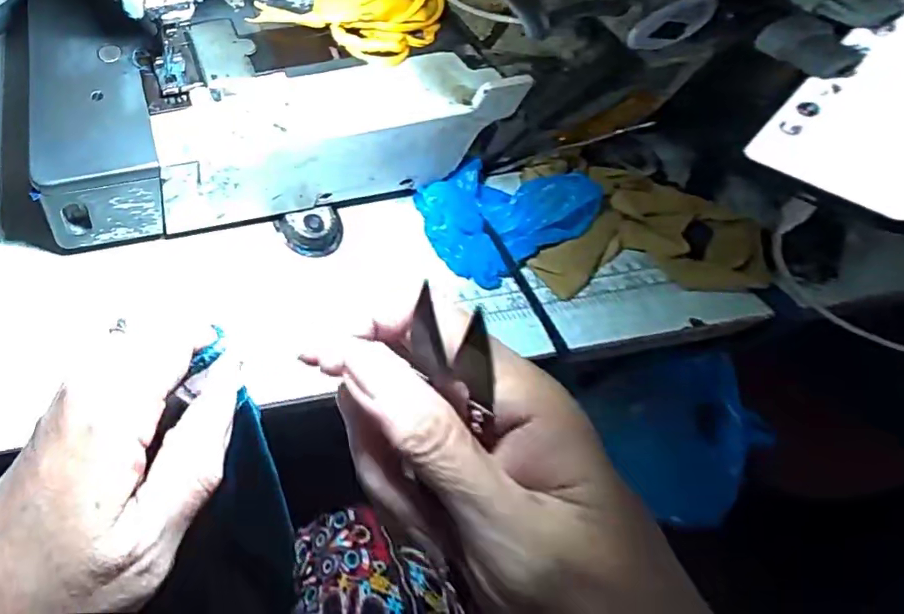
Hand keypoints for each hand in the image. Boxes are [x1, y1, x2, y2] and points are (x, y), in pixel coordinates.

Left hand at [0, 321, 241, 612]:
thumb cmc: (61, 585)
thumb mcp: (151, 538)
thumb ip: (200, 451)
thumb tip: (230, 381)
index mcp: (108, 408)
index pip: (179, 335)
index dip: (215, 353)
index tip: (232, 380)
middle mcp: (82, 381)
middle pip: (160, 332)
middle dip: (190, 364)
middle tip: (197, 423)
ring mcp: (66, 386)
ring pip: (141, 343)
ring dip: (165, 372)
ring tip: (166, 436)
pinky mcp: (60, 398)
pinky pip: (118, 361)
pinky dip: (142, 382)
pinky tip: (139, 435)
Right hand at [304, 303, 708, 613]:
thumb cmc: (584, 593)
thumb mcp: (505, 525)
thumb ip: (431, 439)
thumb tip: (359, 357)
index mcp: (513, 388)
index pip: (432, 317)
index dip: (371, 322)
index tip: (318, 357)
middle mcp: (487, 393)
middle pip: (398, 370)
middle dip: (381, 432)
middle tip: (404, 502)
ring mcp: (469, 428)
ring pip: (389, 415)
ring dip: (392, 474)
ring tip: (431, 535)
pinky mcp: (455, 459)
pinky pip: (399, 452)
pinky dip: (399, 492)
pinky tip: (433, 535)